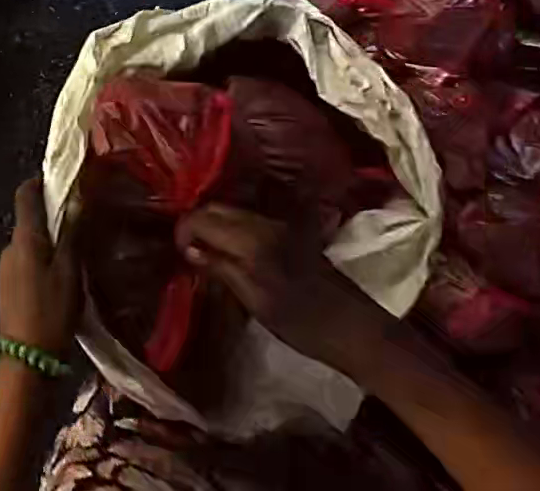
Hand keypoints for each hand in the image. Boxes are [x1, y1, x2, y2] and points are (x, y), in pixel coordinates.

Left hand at [0, 178, 80, 352]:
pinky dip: (41, 260)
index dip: (39, 182)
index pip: (25, 195)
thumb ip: (72, 235)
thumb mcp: (70, 273)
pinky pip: (25, 261)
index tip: (60, 180)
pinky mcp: (7, 285)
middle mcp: (9, 246)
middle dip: (50, 216)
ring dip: (47, 242)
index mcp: (25, 237)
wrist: (27, 359)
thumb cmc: (52, 311)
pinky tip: (58, 278)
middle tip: (79, 221)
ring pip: (28, 243)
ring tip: (74, 253)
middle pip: (28, 219)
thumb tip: (76, 200)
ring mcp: (5, 266)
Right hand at [175, 204, 388, 376]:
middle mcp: (261, 222)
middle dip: (195, 223)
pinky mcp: (288, 231)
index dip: (183, 231)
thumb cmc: (304, 324)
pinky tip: (229, 249)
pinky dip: (229, 227)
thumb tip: (188, 250)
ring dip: (212, 224)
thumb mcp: (255, 302)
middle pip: (214, 207)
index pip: (200, 218)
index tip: (179, 252)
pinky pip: (246, 219)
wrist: (360, 332)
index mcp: (250, 239)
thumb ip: (220, 269)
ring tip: (206, 251)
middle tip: (188, 250)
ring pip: (230, 211)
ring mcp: (277, 224)